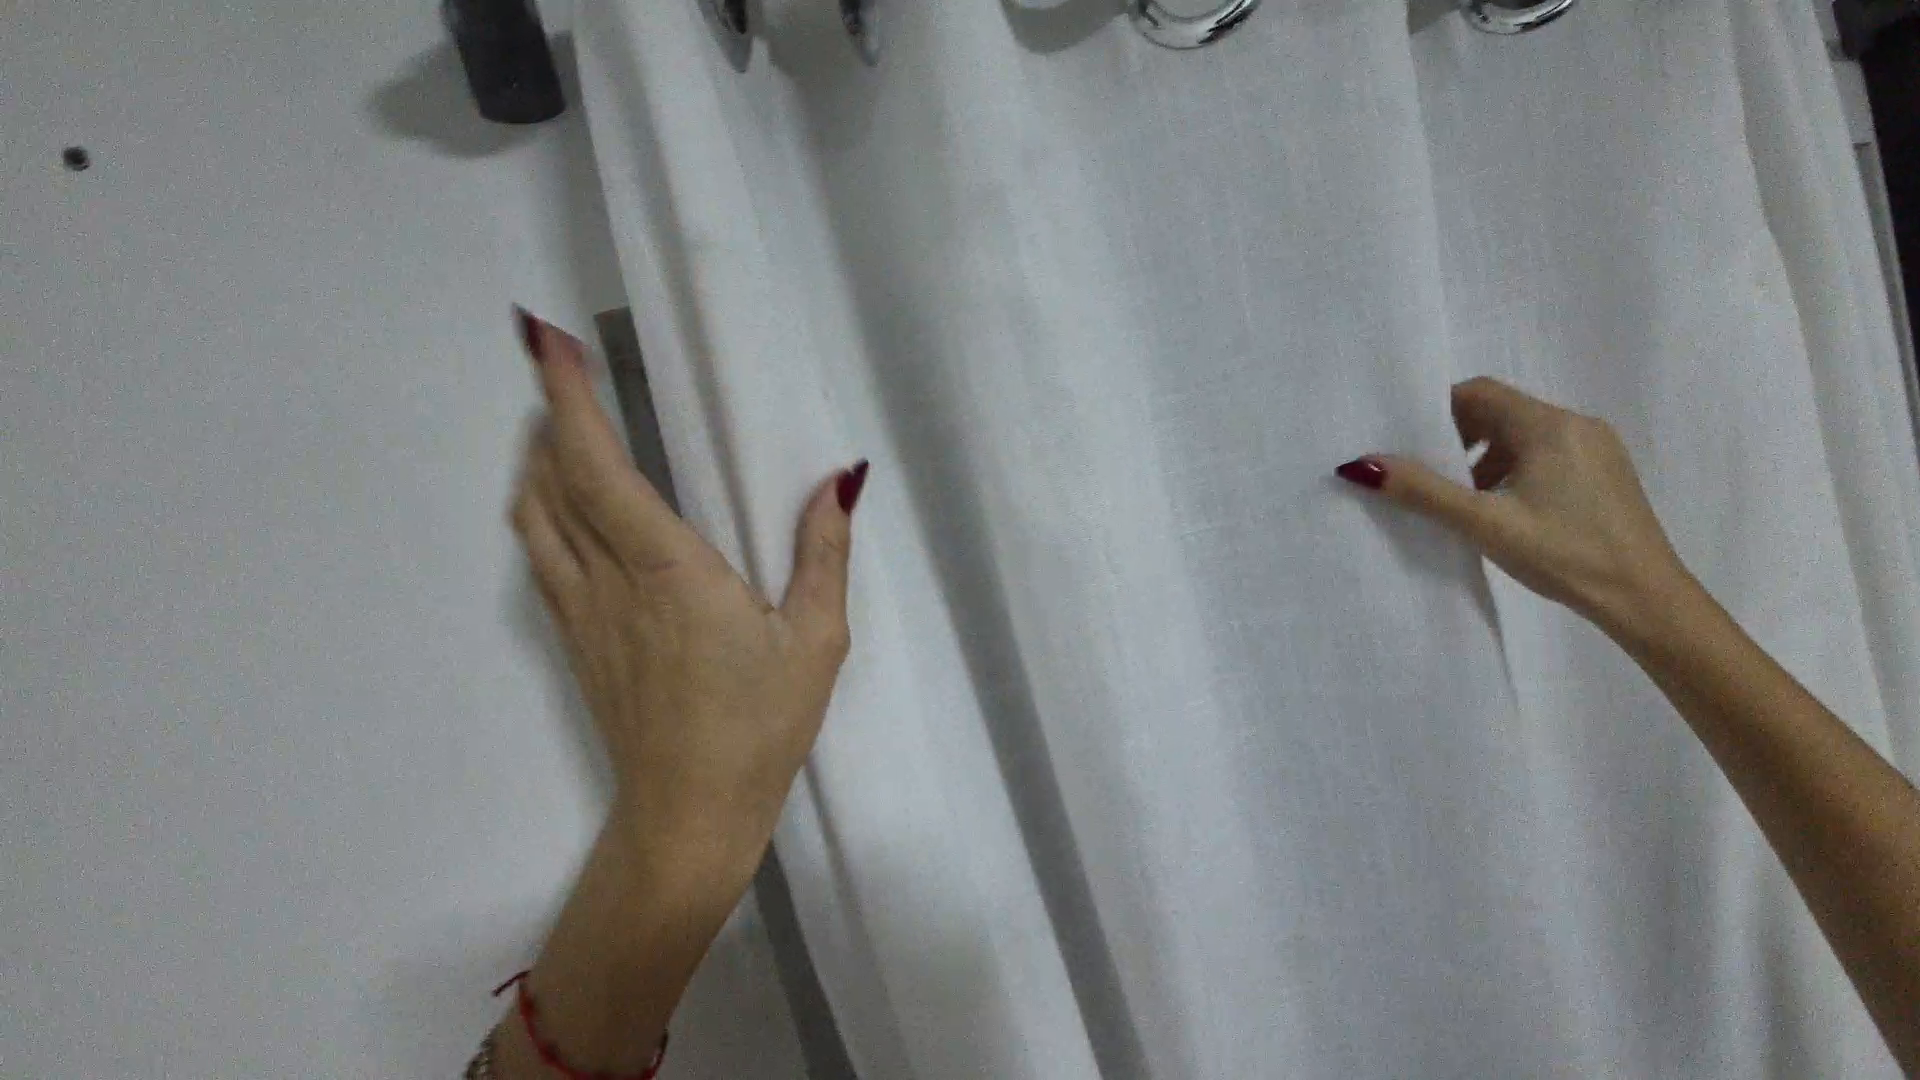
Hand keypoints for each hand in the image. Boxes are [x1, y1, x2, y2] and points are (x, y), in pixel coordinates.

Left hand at [509, 309, 866, 877]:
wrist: (690, 815)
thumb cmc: (759, 727)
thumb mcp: (816, 642)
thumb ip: (824, 555)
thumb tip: (840, 482)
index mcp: (667, 572)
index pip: (597, 468)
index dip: (568, 400)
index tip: (548, 341)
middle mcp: (607, 583)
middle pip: (551, 481)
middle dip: (549, 414)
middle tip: (561, 366)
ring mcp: (580, 615)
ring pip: (533, 518)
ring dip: (538, 460)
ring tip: (562, 424)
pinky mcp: (575, 641)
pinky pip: (541, 555)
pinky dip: (541, 508)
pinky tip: (567, 505)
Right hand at [1337, 377, 1696, 633]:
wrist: (1645, 598)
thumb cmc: (1563, 553)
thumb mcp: (1483, 523)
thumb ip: (1422, 491)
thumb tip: (1362, 465)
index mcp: (1549, 426)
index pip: (1479, 392)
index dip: (1436, 410)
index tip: (1405, 440)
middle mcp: (1576, 425)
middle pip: (1499, 411)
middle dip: (1456, 437)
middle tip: (1423, 472)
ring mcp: (1595, 448)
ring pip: (1520, 435)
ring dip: (1481, 457)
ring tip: (1459, 498)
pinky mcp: (1603, 473)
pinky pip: (1543, 454)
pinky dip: (1510, 469)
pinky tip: (1499, 508)